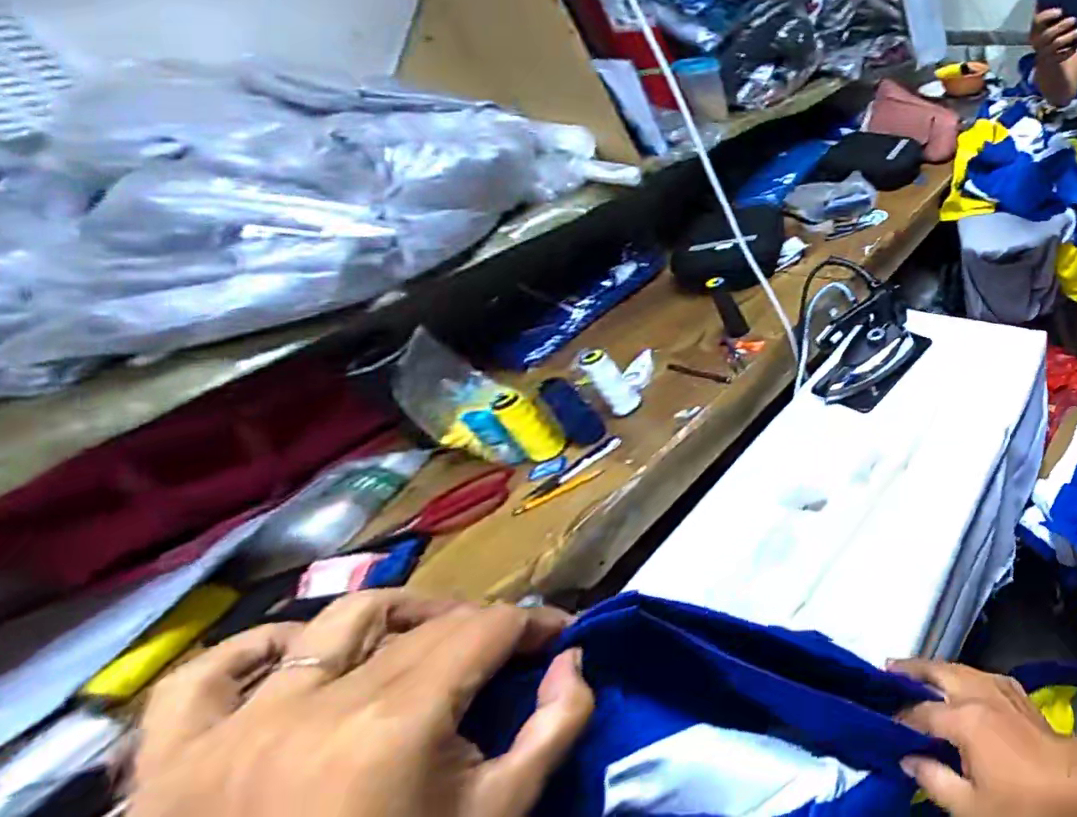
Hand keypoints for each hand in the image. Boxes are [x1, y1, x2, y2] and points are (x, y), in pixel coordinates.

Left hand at [128, 591, 592, 816]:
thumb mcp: (501, 809)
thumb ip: (558, 725)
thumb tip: (571, 660)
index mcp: (400, 719)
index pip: (489, 627)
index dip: (536, 623)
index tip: (558, 639)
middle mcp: (320, 707)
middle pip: (428, 624)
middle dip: (484, 626)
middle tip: (505, 654)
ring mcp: (237, 732)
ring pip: (335, 620)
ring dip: (398, 613)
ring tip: (423, 633)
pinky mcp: (171, 767)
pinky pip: (200, 680)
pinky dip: (251, 652)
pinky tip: (297, 656)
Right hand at [891, 659, 1076, 816]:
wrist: (1070, 781)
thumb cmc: (1019, 800)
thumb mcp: (970, 805)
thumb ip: (934, 779)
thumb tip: (908, 759)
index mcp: (964, 718)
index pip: (922, 713)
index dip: (900, 718)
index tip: (882, 722)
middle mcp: (978, 691)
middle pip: (938, 672)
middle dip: (912, 669)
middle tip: (888, 669)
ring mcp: (998, 685)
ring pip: (958, 666)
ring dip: (934, 668)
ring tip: (914, 670)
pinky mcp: (1013, 688)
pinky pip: (978, 672)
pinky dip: (959, 672)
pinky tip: (956, 681)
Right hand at [1028, 8, 1076, 65]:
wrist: (1047, 53)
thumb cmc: (1049, 32)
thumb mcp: (1047, 24)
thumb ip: (1050, 13)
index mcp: (1034, 29)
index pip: (1038, 20)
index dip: (1048, 15)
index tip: (1061, 10)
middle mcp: (1037, 41)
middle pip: (1048, 33)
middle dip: (1062, 25)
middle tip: (1074, 19)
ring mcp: (1044, 52)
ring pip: (1056, 44)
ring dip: (1069, 36)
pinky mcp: (1053, 60)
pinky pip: (1062, 55)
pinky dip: (1070, 50)